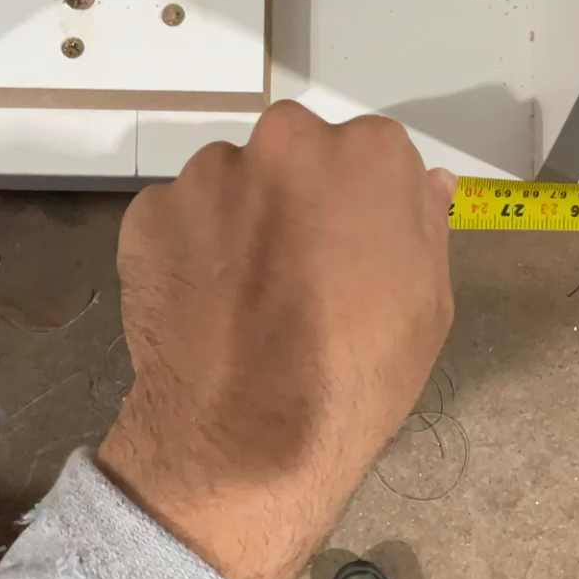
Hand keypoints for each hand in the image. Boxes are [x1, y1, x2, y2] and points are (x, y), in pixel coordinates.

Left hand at [96, 102, 456, 578]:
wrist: (248, 438)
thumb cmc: (359, 375)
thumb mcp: (429, 308)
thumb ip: (426, 227)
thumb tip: (425, 182)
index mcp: (367, 154)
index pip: (375, 159)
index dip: (367, 213)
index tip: (357, 260)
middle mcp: (285, 140)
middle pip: (300, 157)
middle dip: (303, 202)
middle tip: (301, 278)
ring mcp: (208, 175)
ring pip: (236, 187)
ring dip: (244, 225)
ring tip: (247, 303)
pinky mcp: (149, 214)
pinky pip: (184, 222)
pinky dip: (195, 253)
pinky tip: (207, 311)